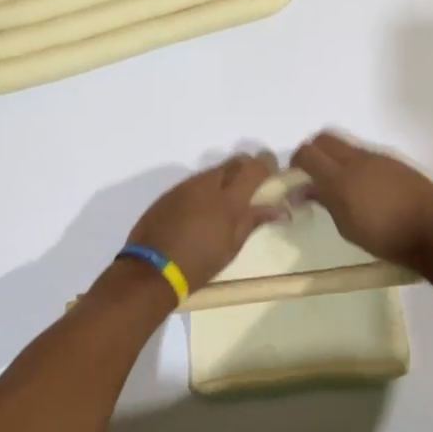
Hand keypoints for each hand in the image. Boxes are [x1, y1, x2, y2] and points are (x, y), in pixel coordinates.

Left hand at [127, 154, 280, 290]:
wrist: (152, 269)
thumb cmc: (199, 263)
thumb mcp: (232, 246)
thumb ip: (254, 220)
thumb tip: (280, 210)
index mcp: (228, 199)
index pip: (254, 167)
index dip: (267, 164)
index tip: (273, 173)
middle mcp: (207, 184)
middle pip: (234, 162)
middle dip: (247, 168)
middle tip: (253, 187)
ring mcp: (186, 186)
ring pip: (213, 171)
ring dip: (225, 179)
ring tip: (226, 203)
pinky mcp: (170, 192)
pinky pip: (195, 182)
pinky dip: (205, 189)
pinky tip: (203, 210)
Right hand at [293, 131, 432, 268]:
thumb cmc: (386, 239)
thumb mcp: (347, 227)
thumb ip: (326, 202)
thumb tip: (308, 189)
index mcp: (340, 179)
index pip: (306, 153)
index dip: (296, 162)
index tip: (297, 179)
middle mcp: (357, 160)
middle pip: (324, 140)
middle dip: (314, 154)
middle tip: (315, 177)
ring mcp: (379, 158)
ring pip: (347, 147)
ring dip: (337, 160)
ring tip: (344, 188)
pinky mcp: (396, 162)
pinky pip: (368, 156)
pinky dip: (358, 166)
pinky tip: (369, 191)